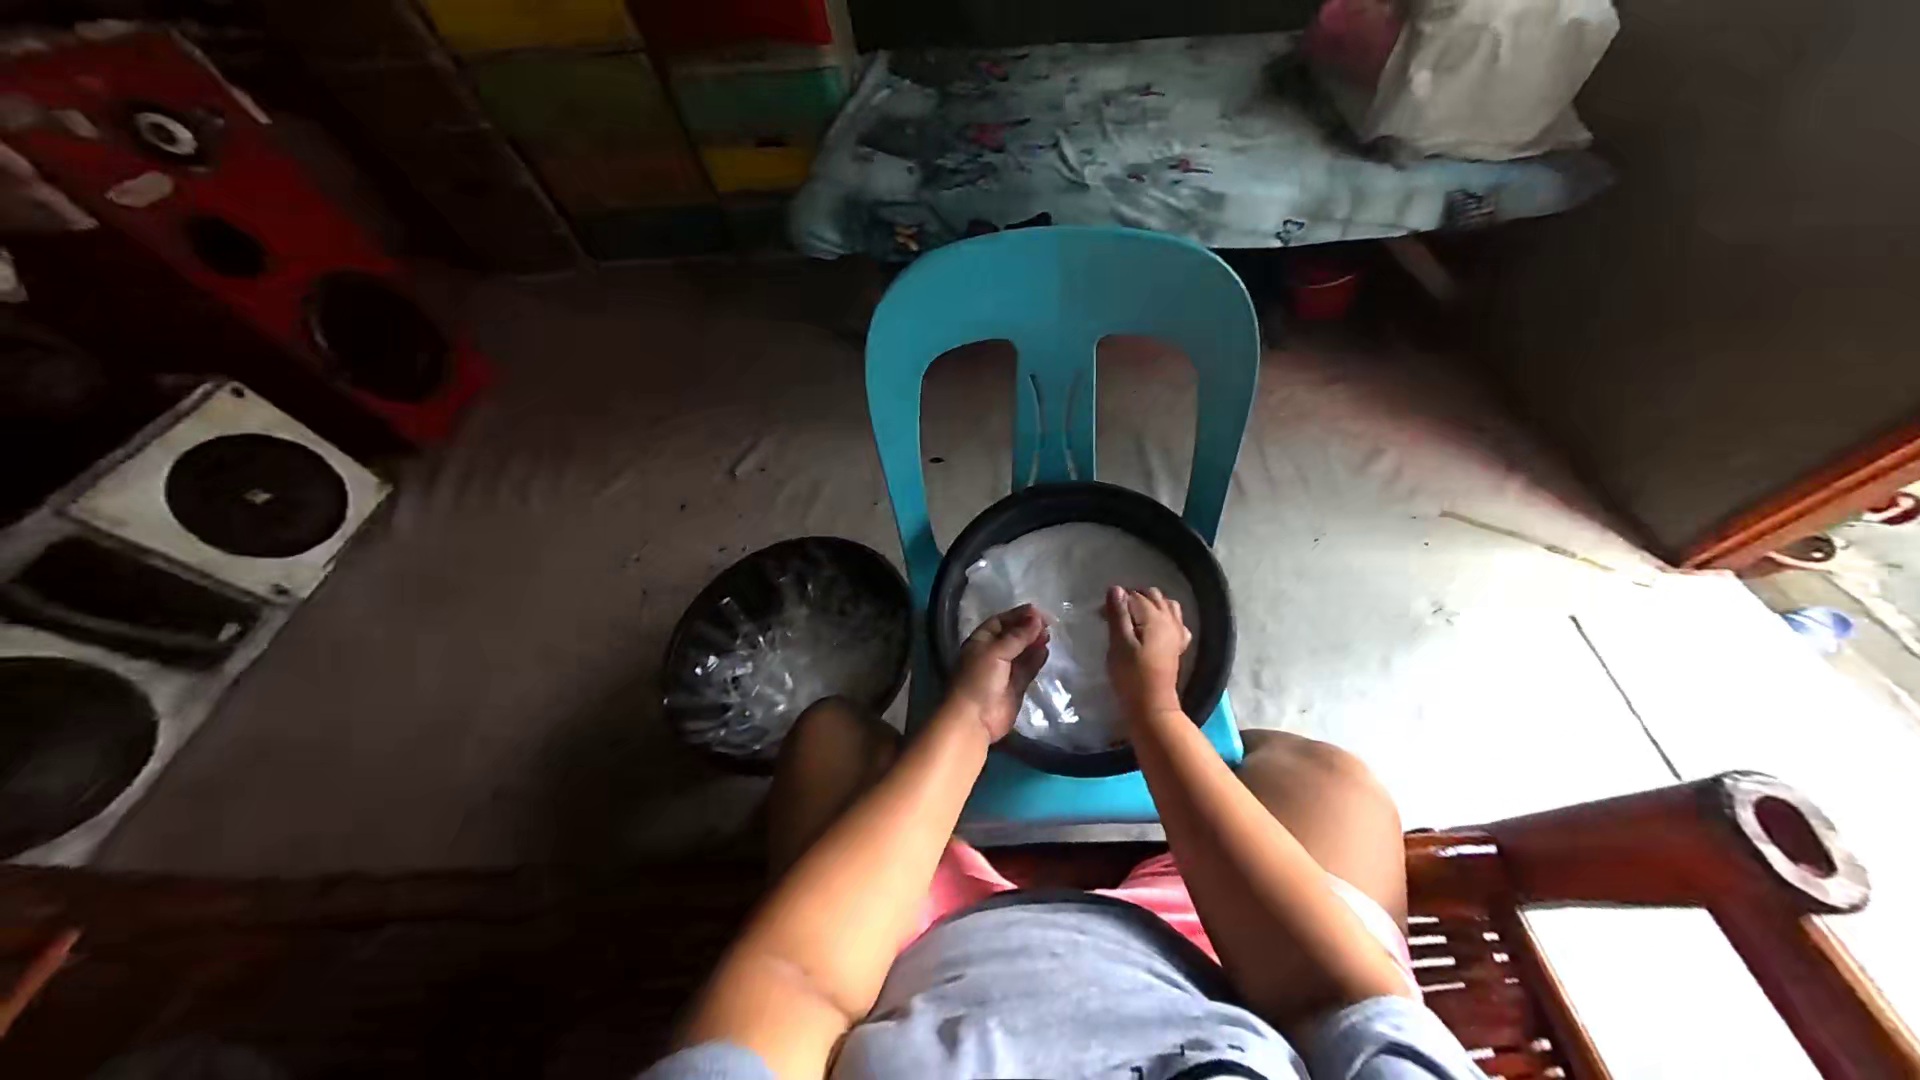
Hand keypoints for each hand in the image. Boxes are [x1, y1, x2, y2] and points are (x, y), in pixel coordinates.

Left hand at [946, 604, 1049, 740]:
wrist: (974, 719)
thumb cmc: (979, 679)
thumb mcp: (996, 652)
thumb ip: (1018, 635)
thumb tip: (1037, 617)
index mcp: (980, 641)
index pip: (1000, 622)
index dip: (1018, 615)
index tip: (1037, 611)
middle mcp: (992, 653)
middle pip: (1013, 635)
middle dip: (1028, 628)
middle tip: (1048, 623)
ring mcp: (1004, 670)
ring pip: (1022, 652)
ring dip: (1034, 642)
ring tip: (1049, 634)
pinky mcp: (1015, 686)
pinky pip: (1028, 668)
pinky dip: (1036, 659)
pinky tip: (1046, 650)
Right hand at [1105, 586, 1190, 720]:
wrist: (1152, 705)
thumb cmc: (1131, 675)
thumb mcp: (1119, 643)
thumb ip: (1118, 614)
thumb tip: (1116, 588)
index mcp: (1155, 617)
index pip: (1133, 596)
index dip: (1116, 602)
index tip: (1101, 616)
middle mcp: (1170, 620)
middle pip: (1152, 596)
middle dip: (1132, 599)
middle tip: (1114, 616)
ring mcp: (1177, 632)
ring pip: (1166, 605)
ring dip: (1149, 605)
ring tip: (1133, 619)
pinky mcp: (1177, 645)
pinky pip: (1175, 621)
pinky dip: (1164, 618)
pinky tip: (1154, 629)